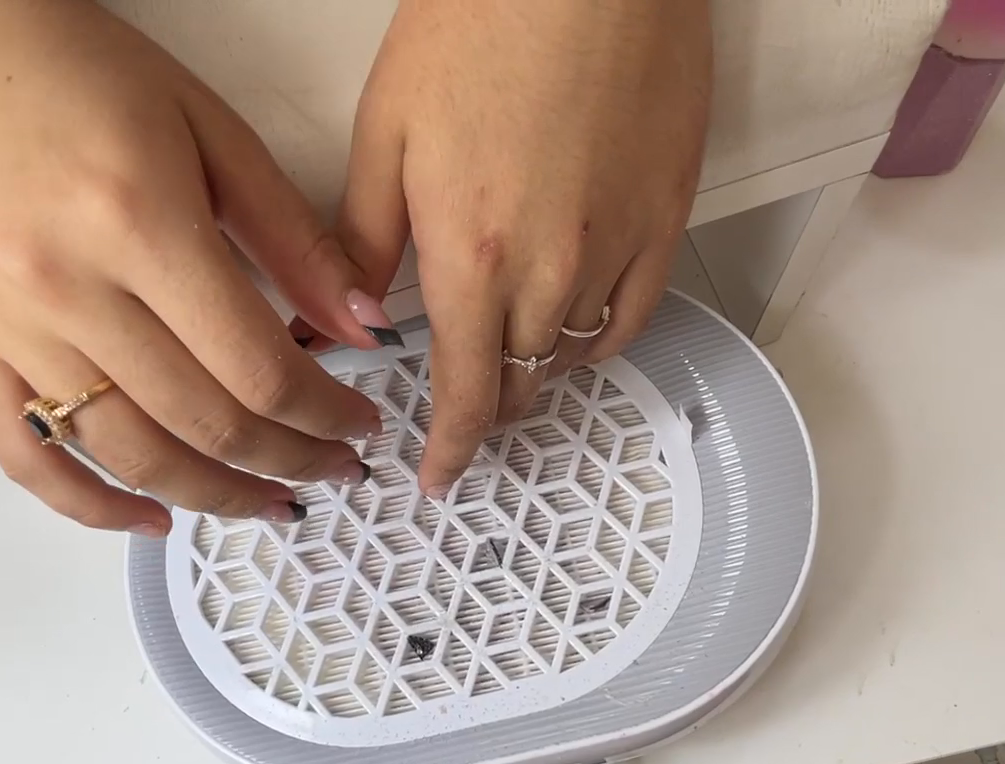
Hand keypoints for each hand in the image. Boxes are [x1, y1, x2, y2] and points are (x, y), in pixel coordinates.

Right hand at [0, 0, 390, 531]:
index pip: (260, 370)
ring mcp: (1, 325)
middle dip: (289, 464)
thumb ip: (300, 247)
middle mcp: (62, 287)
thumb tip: (364, 332)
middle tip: (334, 472)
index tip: (360, 427)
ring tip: (272, 506)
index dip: (325, 416)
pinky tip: (155, 520)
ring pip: (130, 456)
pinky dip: (94, 507)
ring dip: (215, 498)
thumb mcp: (220, 139)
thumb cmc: (94, 72)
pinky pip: (28, 458)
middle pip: (205, 424)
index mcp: (138, 224)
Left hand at [338, 0, 711, 496]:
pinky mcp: (664, 223)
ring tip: (510, 361)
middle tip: (466, 408)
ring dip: (533, 376)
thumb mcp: (388, 134)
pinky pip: (630, 321)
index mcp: (472, 258)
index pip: (464, 394)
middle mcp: (548, 273)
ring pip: (570, 360)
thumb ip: (362, 244)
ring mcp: (614, 251)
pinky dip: (593, 342)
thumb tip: (339, 321)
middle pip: (518, 386)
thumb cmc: (481, 25)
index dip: (451, 449)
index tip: (440, 477)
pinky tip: (570, 330)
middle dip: (486, 412)